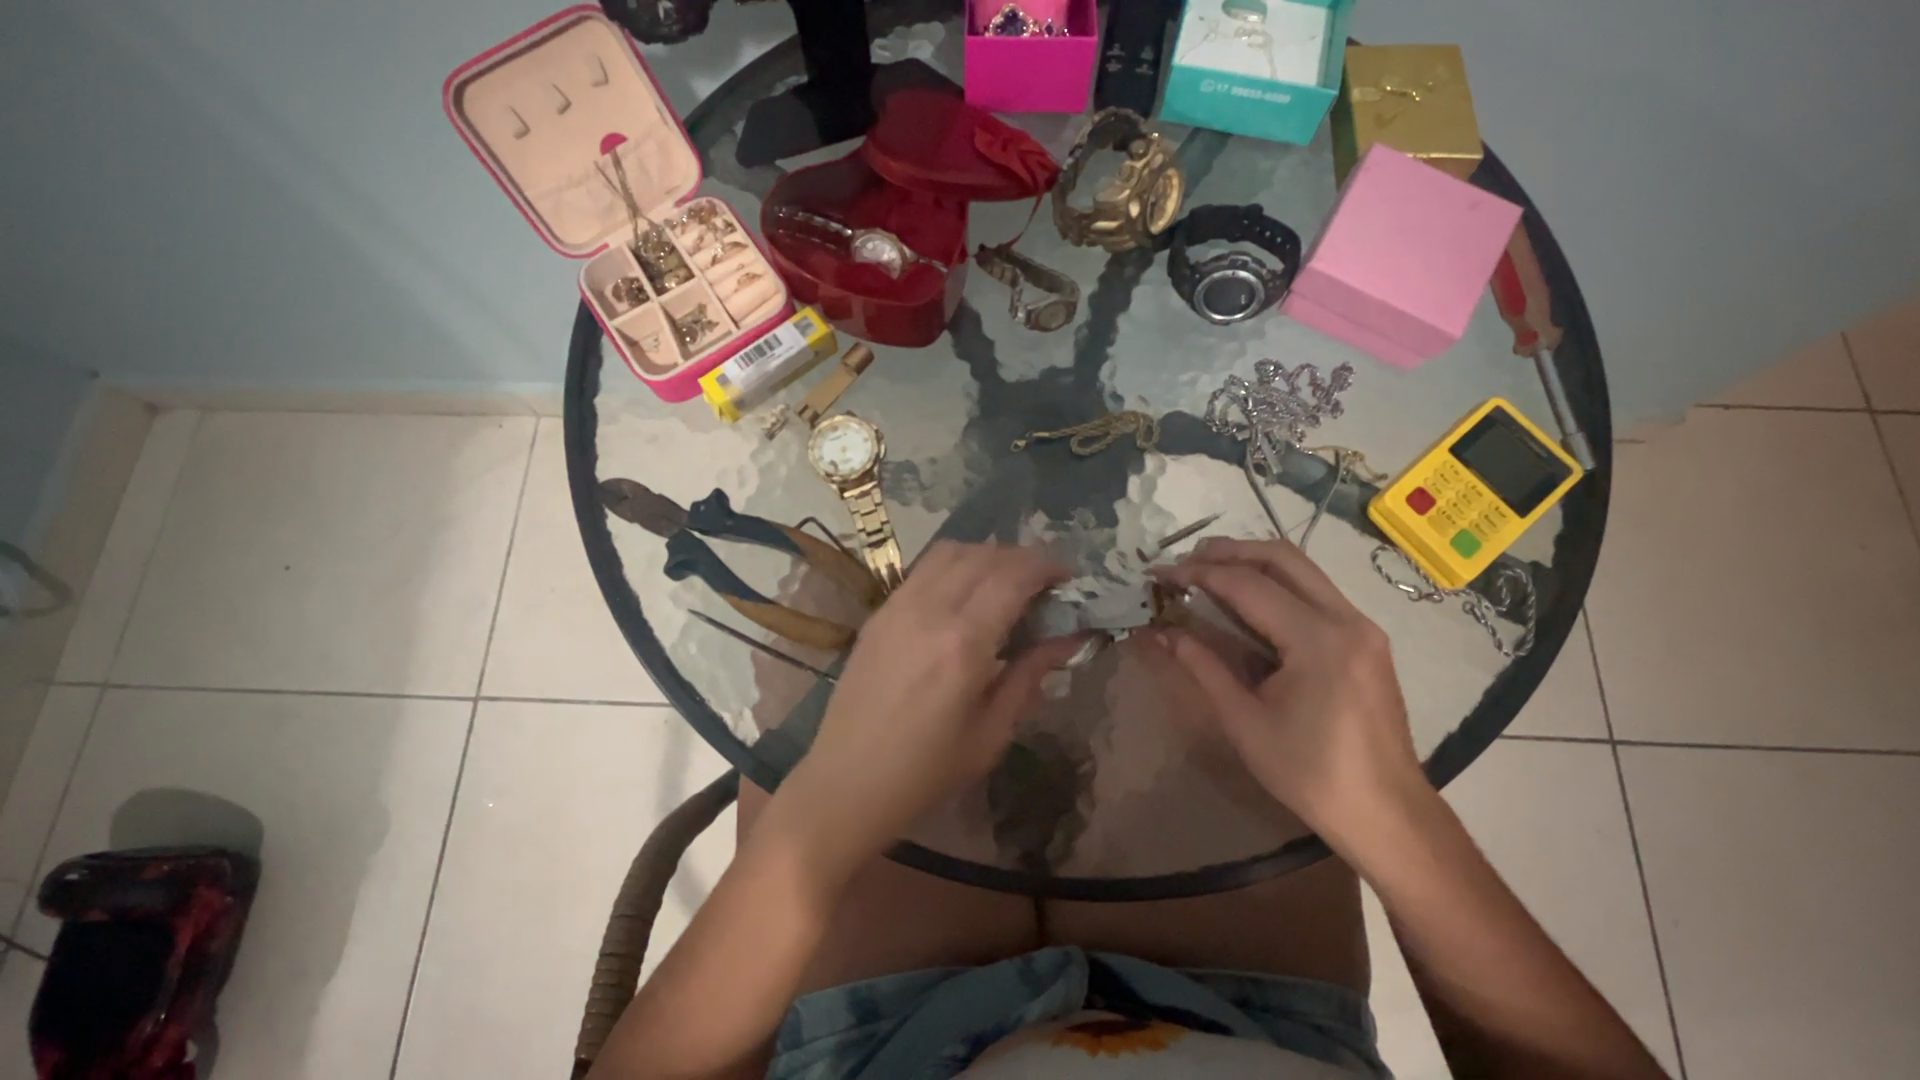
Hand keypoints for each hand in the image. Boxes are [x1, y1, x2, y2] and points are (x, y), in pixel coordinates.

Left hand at [777, 541, 1080, 869]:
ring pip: (950, 551)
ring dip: (986, 555)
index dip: (1047, 567)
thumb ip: (1030, 675)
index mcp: (963, 643)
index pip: (1013, 576)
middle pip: (984, 555)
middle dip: (1022, 558)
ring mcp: (897, 606)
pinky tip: (966, 594)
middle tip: (1045, 584)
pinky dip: (954, 566)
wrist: (847, 782)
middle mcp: (929, 610)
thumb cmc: (927, 771)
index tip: (1069, 579)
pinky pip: (923, 569)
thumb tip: (1069, 637)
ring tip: (1007, 583)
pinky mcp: (879, 613)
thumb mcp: (992, 733)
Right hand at [1139, 536, 1429, 845]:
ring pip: (1302, 570)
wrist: (1385, 812)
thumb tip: (1164, 633)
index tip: (1159, 575)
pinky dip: (1277, 586)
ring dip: (1253, 564)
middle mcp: (1347, 619)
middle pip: (1282, 558)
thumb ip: (1204, 668)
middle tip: (1183, 563)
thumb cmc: (1310, 775)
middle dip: (1227, 552)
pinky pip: (1316, 593)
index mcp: (1319, 640)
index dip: (1198, 574)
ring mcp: (1363, 626)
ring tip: (1207, 575)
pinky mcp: (1366, 639)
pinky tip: (1246, 604)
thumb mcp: (1245, 723)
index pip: (1248, 585)